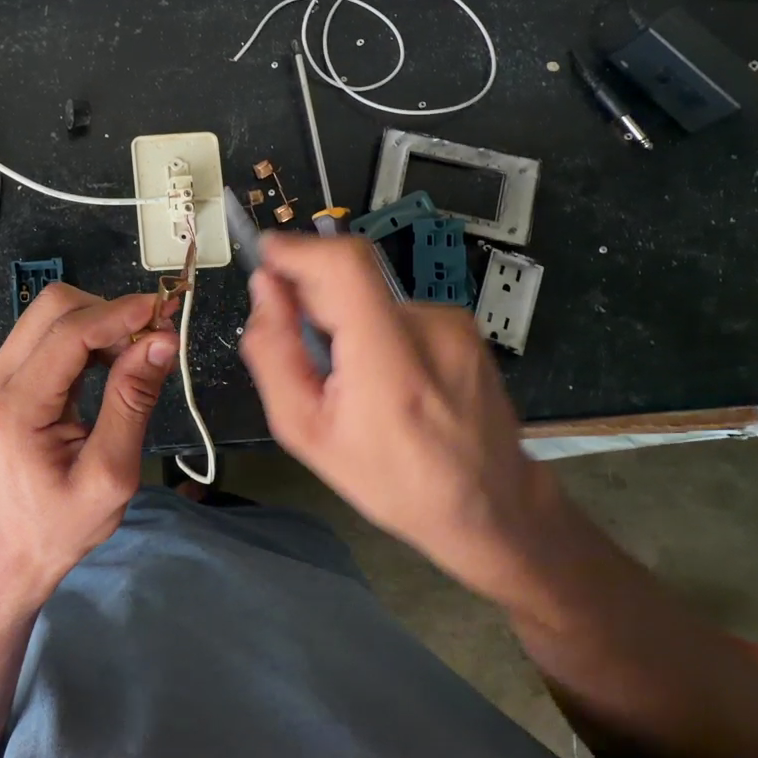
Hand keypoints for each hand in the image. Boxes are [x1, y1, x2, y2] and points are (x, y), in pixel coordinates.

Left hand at [0, 284, 178, 598]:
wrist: (23, 545)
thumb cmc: (67, 522)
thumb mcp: (111, 473)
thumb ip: (132, 402)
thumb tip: (161, 341)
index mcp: (17, 408)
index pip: (67, 334)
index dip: (118, 314)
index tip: (165, 311)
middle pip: (52, 308)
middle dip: (108, 311)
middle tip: (153, 338)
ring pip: (50, 314)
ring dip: (100, 321)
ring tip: (139, 353)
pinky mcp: (8, 378)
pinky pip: (48, 334)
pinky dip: (88, 336)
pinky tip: (116, 361)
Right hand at [239, 235, 564, 600]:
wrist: (492, 508)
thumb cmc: (389, 481)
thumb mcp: (304, 432)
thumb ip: (273, 354)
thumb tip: (265, 288)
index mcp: (388, 364)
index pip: (345, 265)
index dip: (298, 249)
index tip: (266, 255)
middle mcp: (430, 329)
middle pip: (348, 280)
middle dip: (310, 299)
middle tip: (302, 350)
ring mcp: (455, 324)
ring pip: (369, 297)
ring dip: (343, 321)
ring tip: (349, 380)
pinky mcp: (465, 326)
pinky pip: (396, 310)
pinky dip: (373, 330)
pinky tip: (383, 379)